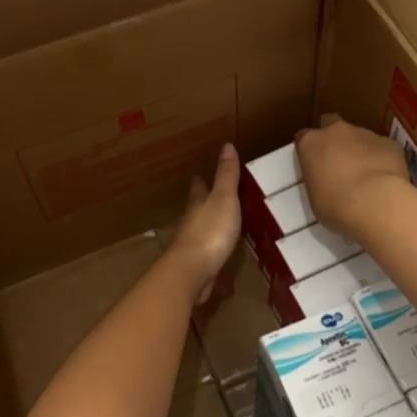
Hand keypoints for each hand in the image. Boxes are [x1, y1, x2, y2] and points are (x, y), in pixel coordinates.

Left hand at [169, 143, 243, 303]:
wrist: (192, 271)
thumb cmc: (210, 230)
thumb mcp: (224, 198)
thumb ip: (226, 175)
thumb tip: (226, 145)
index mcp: (197, 203)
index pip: (198, 187)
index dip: (200, 181)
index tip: (200, 175)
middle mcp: (191, 222)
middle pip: (195, 209)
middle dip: (202, 203)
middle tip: (211, 198)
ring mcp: (192, 246)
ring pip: (200, 232)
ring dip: (208, 228)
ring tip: (220, 227)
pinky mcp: (197, 267)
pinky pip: (207, 257)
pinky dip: (213, 255)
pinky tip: (221, 261)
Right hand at [296, 114, 412, 235]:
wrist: (376, 203)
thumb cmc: (336, 206)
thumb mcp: (315, 198)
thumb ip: (319, 181)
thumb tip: (328, 182)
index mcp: (310, 143)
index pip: (303, 138)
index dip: (310, 150)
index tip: (314, 165)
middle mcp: (336, 130)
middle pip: (331, 124)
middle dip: (334, 138)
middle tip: (339, 162)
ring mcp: (365, 133)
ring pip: (360, 137)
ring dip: (361, 151)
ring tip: (367, 177)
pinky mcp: (390, 142)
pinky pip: (383, 149)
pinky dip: (383, 159)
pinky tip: (386, 179)